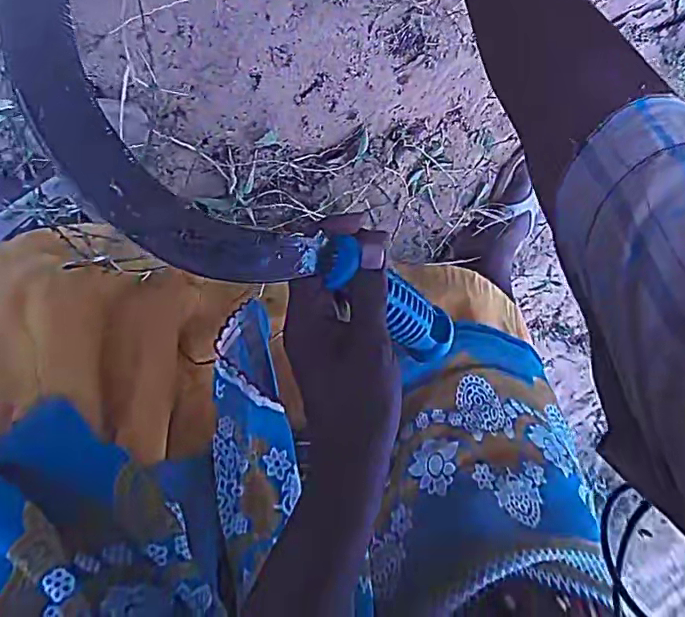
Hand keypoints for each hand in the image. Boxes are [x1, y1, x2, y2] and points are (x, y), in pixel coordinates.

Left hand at [285, 218, 401, 505]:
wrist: (353, 458)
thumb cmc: (361, 401)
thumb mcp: (371, 341)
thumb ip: (369, 291)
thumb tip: (371, 243)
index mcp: (303, 314)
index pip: (308, 256)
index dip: (332, 235)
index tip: (363, 226)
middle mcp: (301, 318)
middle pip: (318, 267)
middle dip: (347, 250)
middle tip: (381, 246)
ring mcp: (312, 332)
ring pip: (329, 286)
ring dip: (354, 271)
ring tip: (383, 265)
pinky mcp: (325, 345)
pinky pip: (337, 306)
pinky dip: (356, 295)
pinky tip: (378, 296)